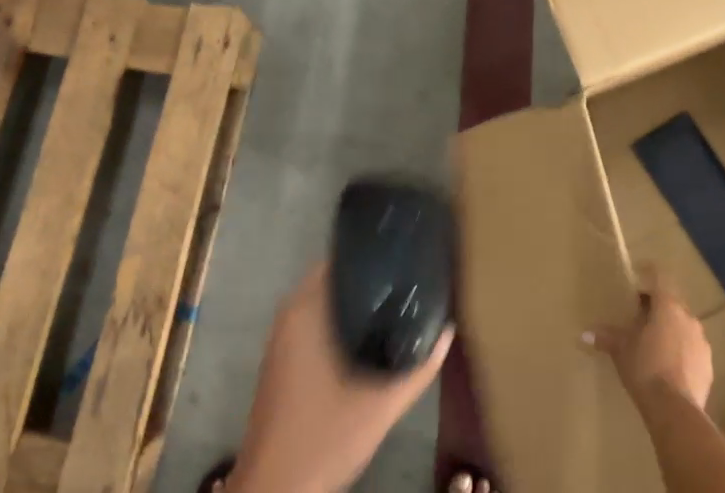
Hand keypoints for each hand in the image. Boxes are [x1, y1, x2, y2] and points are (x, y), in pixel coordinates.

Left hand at [229, 261, 453, 492]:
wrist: (276, 486)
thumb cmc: (325, 434)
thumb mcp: (382, 403)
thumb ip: (419, 365)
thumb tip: (448, 330)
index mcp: (306, 309)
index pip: (343, 259)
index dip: (378, 255)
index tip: (411, 255)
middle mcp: (291, 313)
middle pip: (338, 280)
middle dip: (374, 281)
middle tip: (417, 282)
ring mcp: (284, 338)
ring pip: (329, 304)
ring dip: (360, 305)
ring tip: (405, 306)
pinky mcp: (285, 360)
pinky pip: (320, 325)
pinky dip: (346, 325)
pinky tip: (376, 341)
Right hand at [584, 266, 712, 410]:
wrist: (675, 410)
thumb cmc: (645, 368)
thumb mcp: (621, 350)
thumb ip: (606, 337)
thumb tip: (584, 334)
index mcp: (668, 307)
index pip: (660, 277)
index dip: (649, 272)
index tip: (638, 273)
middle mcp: (688, 318)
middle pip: (672, 301)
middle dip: (656, 305)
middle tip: (638, 315)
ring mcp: (702, 341)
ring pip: (683, 325)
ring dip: (669, 328)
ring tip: (652, 342)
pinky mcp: (708, 364)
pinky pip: (691, 348)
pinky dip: (679, 349)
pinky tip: (667, 365)